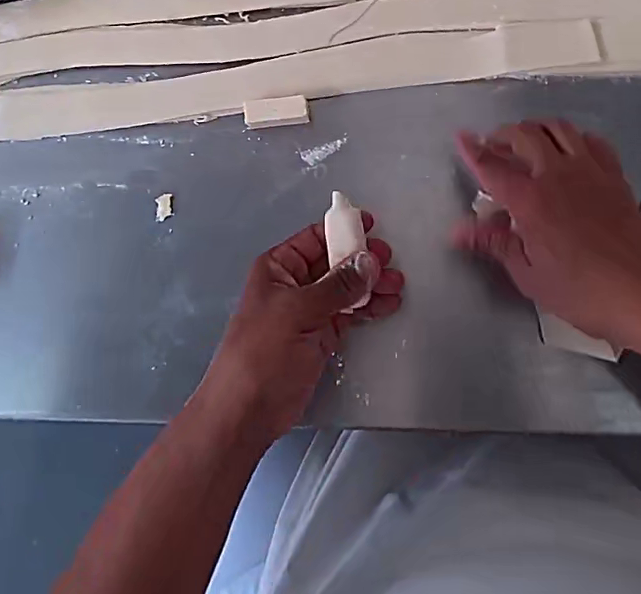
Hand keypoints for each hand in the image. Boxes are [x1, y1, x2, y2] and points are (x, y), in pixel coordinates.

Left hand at [193, 216, 404, 441]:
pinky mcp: (321, 336)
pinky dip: (369, 306)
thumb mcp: (297, 312)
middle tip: (388, 261)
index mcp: (279, 268)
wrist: (244, 414)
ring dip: (371, 284)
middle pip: (334, 262)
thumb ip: (337, 286)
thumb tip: (369, 262)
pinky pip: (349, 312)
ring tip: (395, 284)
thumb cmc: (260, 354)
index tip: (371, 226)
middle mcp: (294, 284)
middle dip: (362, 260)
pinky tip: (387, 303)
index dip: (342, 229)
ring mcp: (309, 311)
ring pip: (346, 288)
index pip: (314, 238)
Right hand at [455, 120, 640, 350]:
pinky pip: (592, 141)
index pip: (492, 166)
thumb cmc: (584, 292)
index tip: (462, 138)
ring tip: (528, 141)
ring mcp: (589, 170)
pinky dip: (575, 138)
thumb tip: (461, 232)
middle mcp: (557, 174)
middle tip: (492, 146)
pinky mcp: (614, 176)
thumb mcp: (529, 275)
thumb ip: (495, 244)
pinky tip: (571, 151)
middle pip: (524, 135)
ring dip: (537, 128)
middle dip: (503, 134)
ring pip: (558, 128)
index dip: (472, 150)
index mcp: (530, 199)